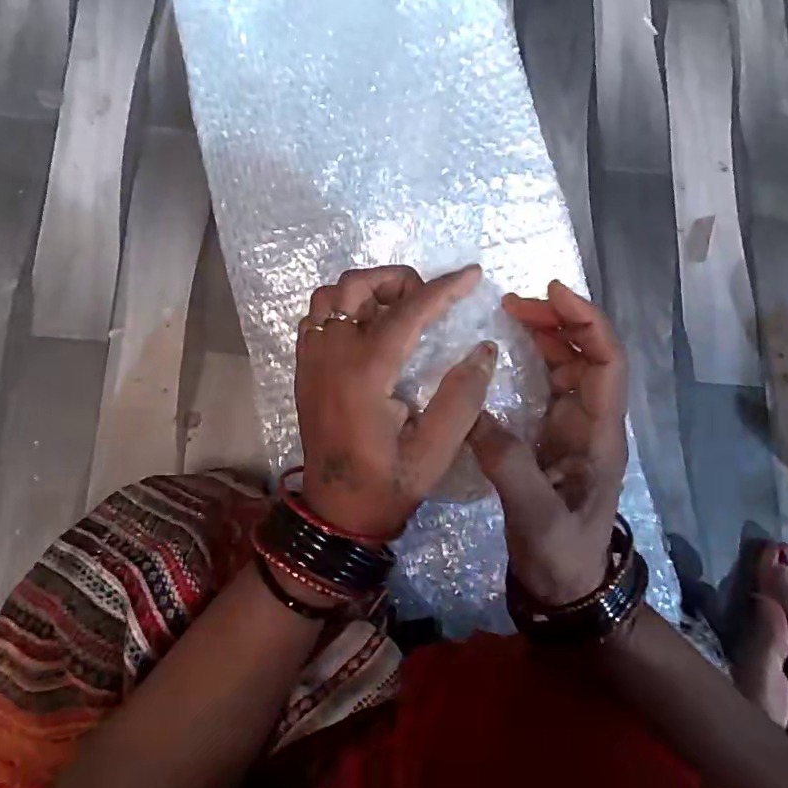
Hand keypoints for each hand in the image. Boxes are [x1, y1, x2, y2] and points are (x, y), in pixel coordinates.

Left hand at [295, 265, 497, 536]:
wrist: (337, 512)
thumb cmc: (389, 483)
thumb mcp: (436, 450)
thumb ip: (462, 397)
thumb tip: (483, 349)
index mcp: (364, 375)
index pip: (406, 313)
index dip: (443, 289)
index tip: (472, 275)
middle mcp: (330, 357)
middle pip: (355, 286)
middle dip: (398, 281)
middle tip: (428, 302)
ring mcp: (311, 361)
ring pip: (329, 296)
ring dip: (366, 291)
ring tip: (397, 312)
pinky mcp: (303, 370)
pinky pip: (315, 318)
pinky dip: (342, 309)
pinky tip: (367, 331)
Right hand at [467, 281, 628, 604]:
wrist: (567, 589)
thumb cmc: (561, 555)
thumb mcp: (537, 518)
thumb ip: (511, 467)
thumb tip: (475, 415)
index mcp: (600, 435)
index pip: (607, 363)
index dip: (587, 323)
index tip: (551, 293)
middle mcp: (592, 423)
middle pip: (589, 355)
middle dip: (560, 321)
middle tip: (513, 303)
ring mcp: (574, 429)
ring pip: (569, 366)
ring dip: (547, 335)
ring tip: (509, 314)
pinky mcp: (554, 438)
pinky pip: (548, 385)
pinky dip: (533, 360)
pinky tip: (508, 352)